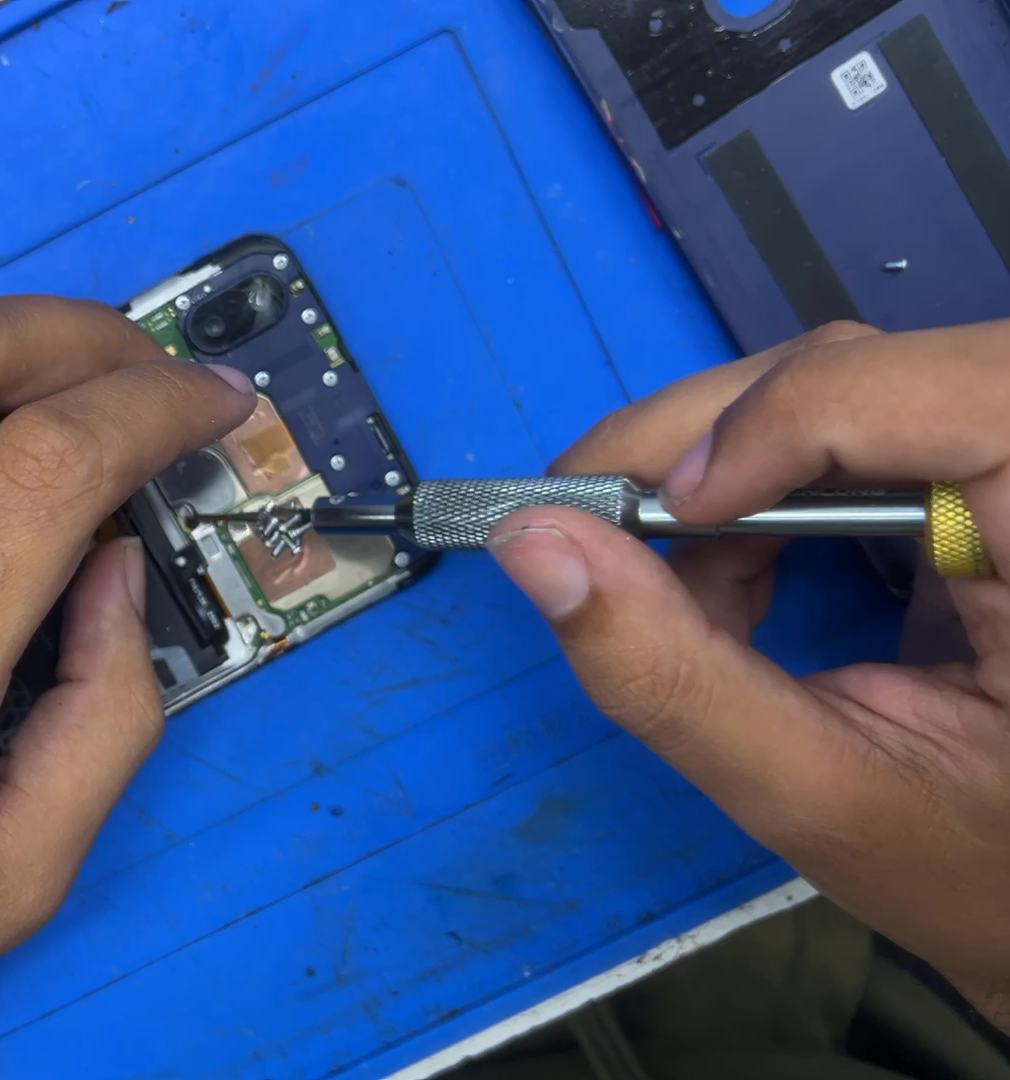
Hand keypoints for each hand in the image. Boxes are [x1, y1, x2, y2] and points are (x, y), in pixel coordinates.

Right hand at [486, 320, 1009, 1027]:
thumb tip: (527, 539)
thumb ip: (659, 669)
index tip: (653, 525)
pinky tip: (733, 575)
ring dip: (709, 481)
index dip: (770, 427)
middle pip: (860, 369)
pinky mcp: (987, 471)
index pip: (942, 390)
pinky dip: (743, 492)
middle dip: (697, 448)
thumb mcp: (809, 793)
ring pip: (830, 385)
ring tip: (681, 591)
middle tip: (606, 539)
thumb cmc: (986, 874)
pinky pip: (838, 425)